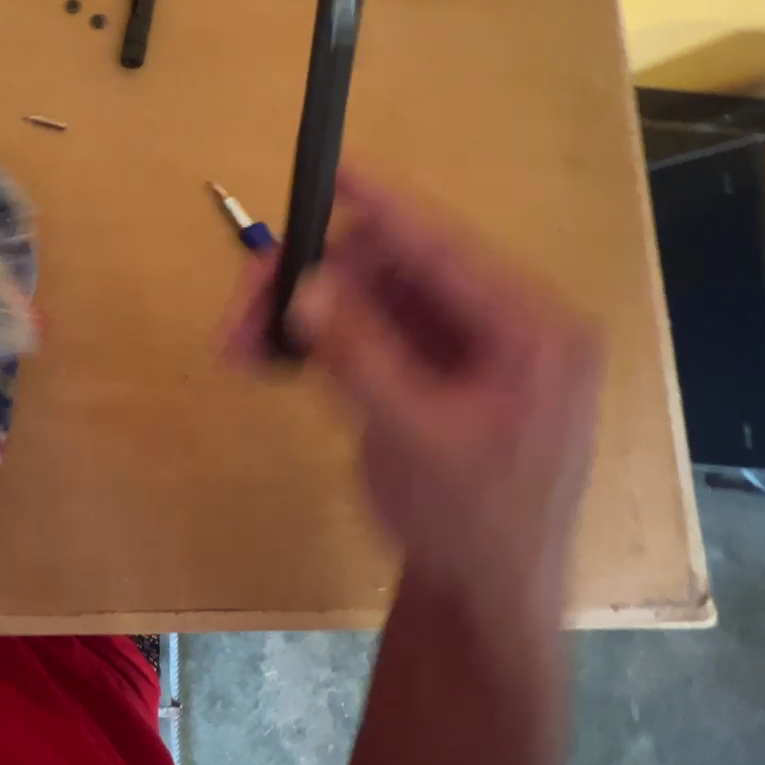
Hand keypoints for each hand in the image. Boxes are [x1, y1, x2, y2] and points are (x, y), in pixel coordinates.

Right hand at [223, 172, 601, 613]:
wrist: (479, 594)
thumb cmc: (469, 521)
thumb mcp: (412, 435)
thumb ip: (359, 355)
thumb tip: (304, 286)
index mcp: (527, 331)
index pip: (444, 249)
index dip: (383, 207)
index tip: (332, 170)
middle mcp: (495, 326)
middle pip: (388, 271)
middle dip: (308, 285)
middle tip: (239, 313)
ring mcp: (456, 348)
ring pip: (363, 299)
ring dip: (297, 315)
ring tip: (237, 347)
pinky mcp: (422, 370)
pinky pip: (359, 332)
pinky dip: (310, 340)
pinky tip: (266, 357)